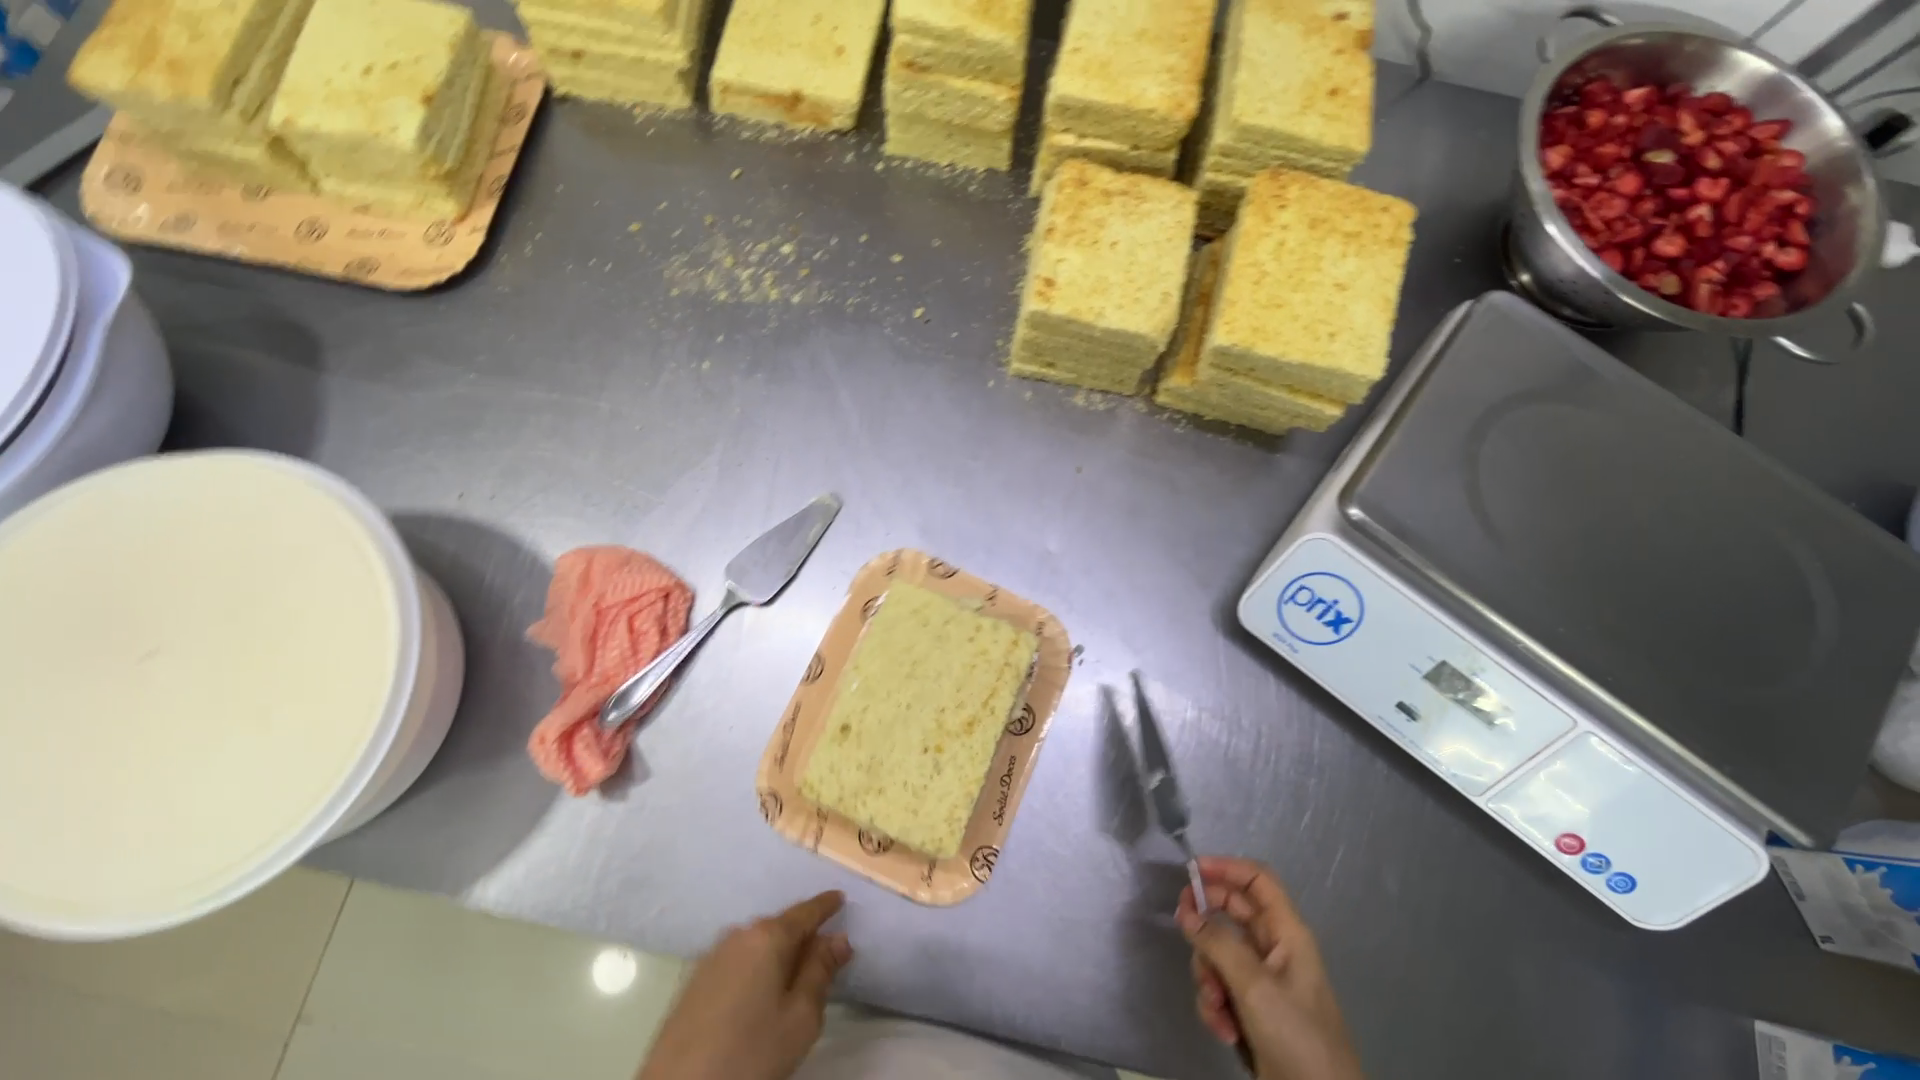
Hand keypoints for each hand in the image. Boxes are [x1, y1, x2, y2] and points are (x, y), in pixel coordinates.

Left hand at [636, 891, 852, 1079]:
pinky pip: (737, 960)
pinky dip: (756, 966)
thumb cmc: (750, 1053)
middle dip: (803, 934)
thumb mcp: (801, 1018)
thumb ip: (821, 972)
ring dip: (778, 953)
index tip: (841, 898)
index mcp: (768, 938)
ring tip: (795, 976)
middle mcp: (738, 936)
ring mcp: (711, 957)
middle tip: (825, 952)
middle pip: (780, 926)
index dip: (826, 906)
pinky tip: (760, 992)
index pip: (805, 912)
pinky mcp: (694, 981)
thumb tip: (838, 938)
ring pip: (756, 944)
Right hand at [1176, 857, 1363, 1079]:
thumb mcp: (1255, 987)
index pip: (1257, 882)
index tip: (1190, 871)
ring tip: (1218, 1007)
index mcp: (1288, 934)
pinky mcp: (1250, 1009)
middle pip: (1232, 914)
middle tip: (1181, 923)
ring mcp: (1262, 981)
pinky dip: (1215, 1006)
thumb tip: (1188, 912)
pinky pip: (1219, 988)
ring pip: (1218, 954)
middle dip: (1206, 924)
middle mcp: (1275, 950)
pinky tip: (1225, 1031)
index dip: (1226, 868)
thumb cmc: (1297, 1037)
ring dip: (1208, 977)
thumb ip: (1218, 944)